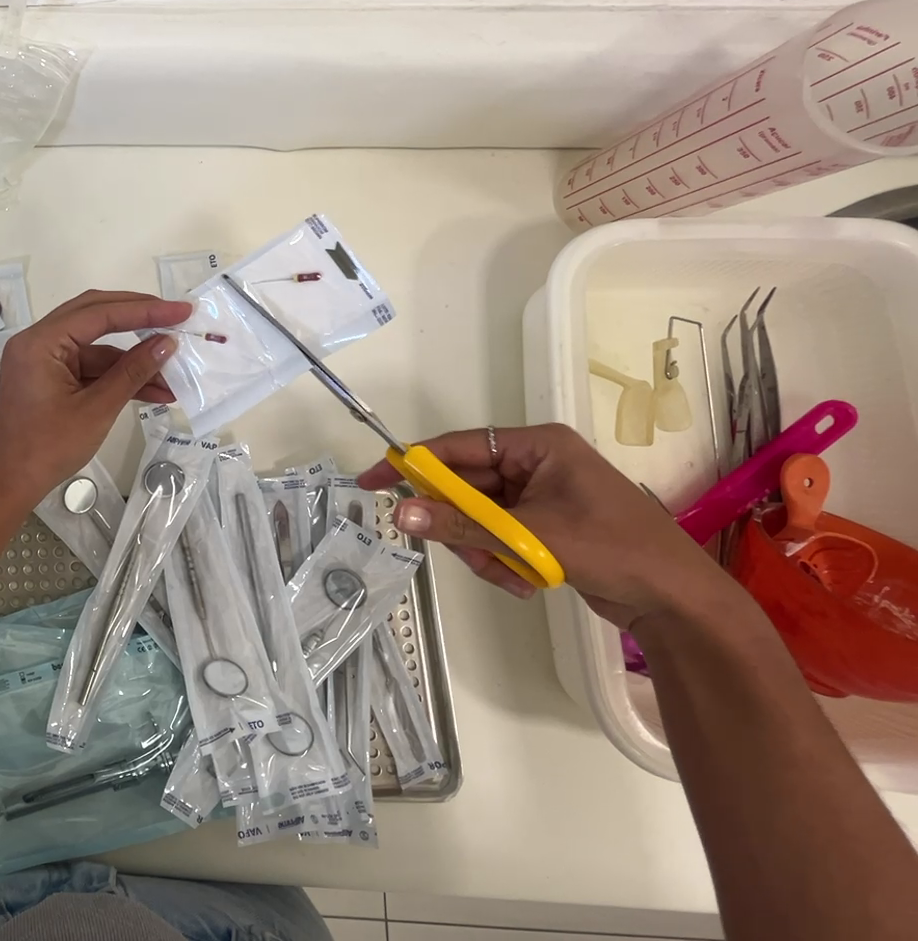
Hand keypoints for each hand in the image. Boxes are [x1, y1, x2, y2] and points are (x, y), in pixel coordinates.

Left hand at [0, 290, 190, 511]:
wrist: (9, 484)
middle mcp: (37, 342)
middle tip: (178, 320)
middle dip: (138, 320)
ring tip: (173, 375)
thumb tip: (167, 343)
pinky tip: (152, 391)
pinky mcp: (48, 379)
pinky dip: (116, 378)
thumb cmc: (47, 448)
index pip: (98, 313)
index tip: (181, 310)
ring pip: (95, 348)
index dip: (144, 310)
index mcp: (40, 342)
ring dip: (133, 361)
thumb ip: (132, 372)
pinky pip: (87, 368)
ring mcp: (42, 360)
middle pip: (95, 317)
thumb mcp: (96, 410)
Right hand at [354, 423, 742, 630]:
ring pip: (474, 517)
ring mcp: (539, 496)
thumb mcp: (529, 537)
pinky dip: (498, 560)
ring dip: (480, 549)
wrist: (680, 602)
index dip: (411, 464)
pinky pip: (495, 535)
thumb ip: (459, 524)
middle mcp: (535, 464)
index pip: (456, 447)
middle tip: (459, 551)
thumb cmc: (614, 551)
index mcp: (538, 447)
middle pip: (462, 487)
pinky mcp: (543, 525)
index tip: (371, 482)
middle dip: (458, 525)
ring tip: (507, 575)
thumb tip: (398, 513)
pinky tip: (523, 582)